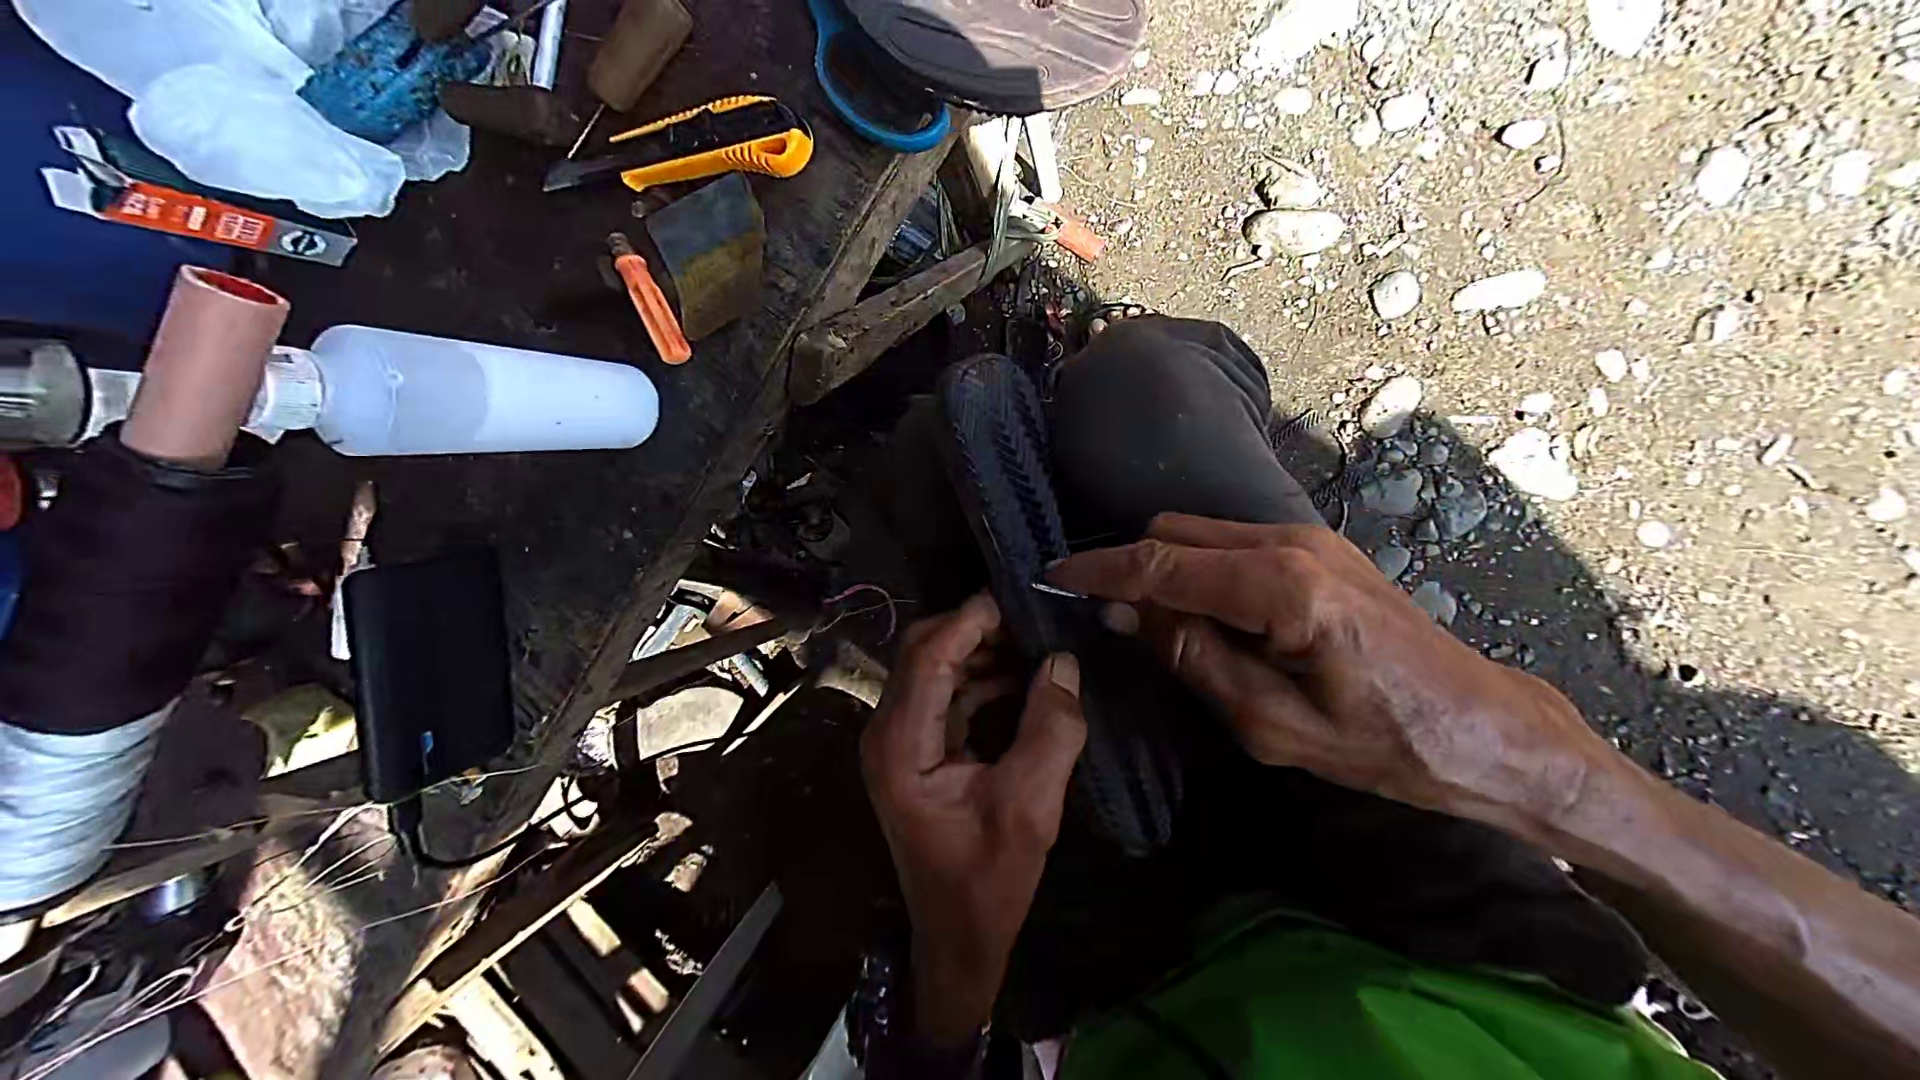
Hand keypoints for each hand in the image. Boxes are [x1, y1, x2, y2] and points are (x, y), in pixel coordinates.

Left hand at [860, 593, 1086, 1044]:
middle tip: (1031, 616)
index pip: (930, 655)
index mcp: (901, 743)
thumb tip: (1063, 663)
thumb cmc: (987, 882)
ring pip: (933, 668)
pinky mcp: (916, 749)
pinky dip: (978, 678)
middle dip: (975, 628)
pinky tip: (1019, 677)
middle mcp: (887, 731)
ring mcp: (898, 739)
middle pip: (923, 652)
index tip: (1020, 596)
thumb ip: (1049, 732)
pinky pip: (944, 694)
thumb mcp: (1029, 809)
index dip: (973, 619)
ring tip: (1032, 640)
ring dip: (979, 650)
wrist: (957, 940)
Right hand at [1048, 514, 1616, 843]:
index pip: (1161, 564)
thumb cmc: (1387, 745)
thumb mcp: (1272, 726)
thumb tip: (1128, 613)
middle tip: (1122, 627)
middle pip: (1172, 534)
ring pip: (1197, 532)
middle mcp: (1289, 542)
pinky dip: (1198, 569)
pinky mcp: (1316, 546)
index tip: (1054, 576)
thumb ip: (1192, 658)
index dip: (1099, 570)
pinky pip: (1228, 542)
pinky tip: (1210, 616)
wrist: (1489, 729)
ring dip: (1166, 570)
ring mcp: (1307, 537)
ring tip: (1169, 631)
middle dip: (1133, 571)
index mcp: (1281, 588)